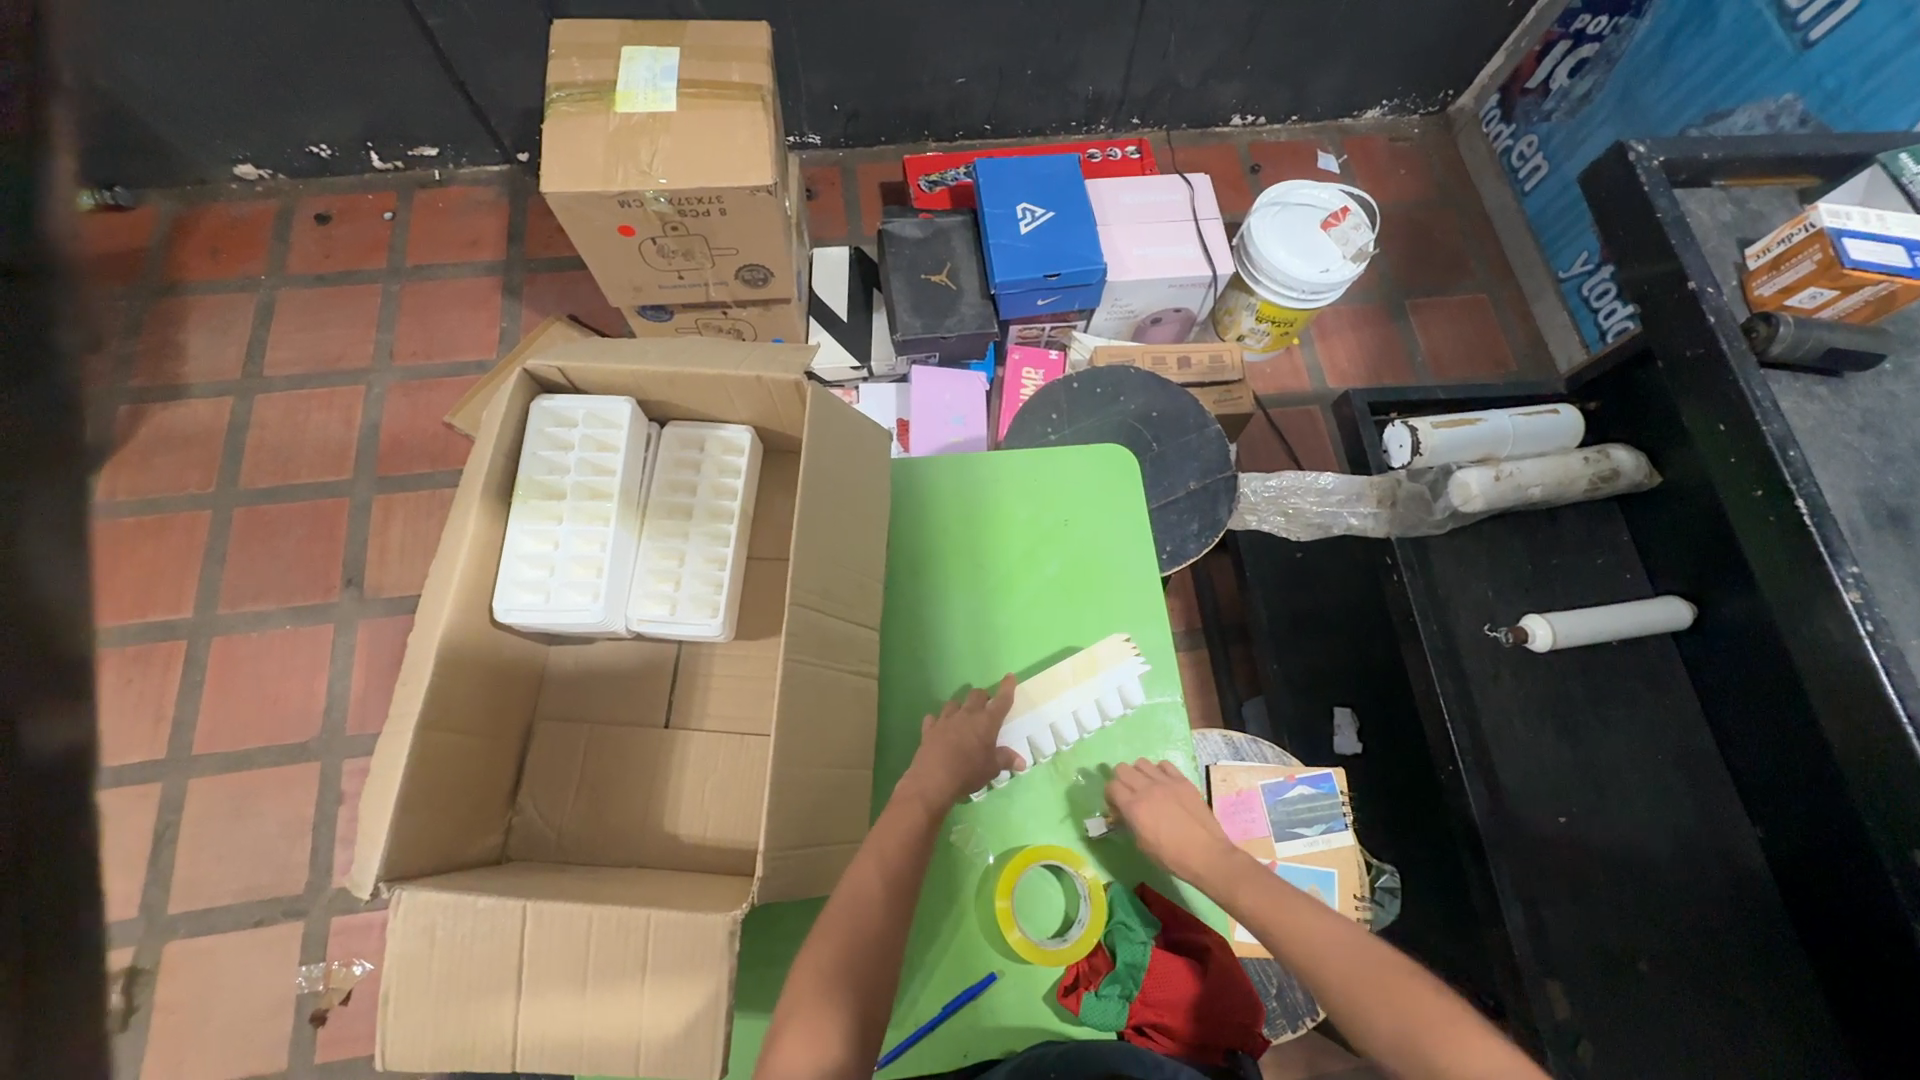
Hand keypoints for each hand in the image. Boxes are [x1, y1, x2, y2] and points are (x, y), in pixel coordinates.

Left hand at [896, 675, 1025, 813]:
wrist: (934, 779)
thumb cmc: (968, 772)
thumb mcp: (992, 769)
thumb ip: (1006, 760)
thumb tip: (1022, 762)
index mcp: (986, 722)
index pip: (1001, 700)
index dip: (1007, 688)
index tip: (1009, 677)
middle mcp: (967, 715)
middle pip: (976, 695)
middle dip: (983, 697)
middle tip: (986, 706)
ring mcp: (946, 719)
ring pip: (954, 703)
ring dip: (960, 707)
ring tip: (962, 716)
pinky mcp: (930, 728)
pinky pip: (934, 718)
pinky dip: (938, 721)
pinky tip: (939, 727)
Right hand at [1106, 759, 1243, 886]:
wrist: (1206, 855)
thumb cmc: (1171, 857)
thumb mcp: (1141, 844)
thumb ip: (1129, 822)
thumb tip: (1123, 813)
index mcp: (1134, 807)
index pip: (1111, 786)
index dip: (1110, 796)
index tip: (1117, 807)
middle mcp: (1147, 789)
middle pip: (1122, 768)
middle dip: (1121, 781)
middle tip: (1128, 795)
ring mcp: (1166, 782)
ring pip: (1141, 762)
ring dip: (1139, 773)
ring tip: (1147, 787)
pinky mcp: (1183, 781)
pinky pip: (1164, 765)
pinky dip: (1159, 771)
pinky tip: (1164, 784)